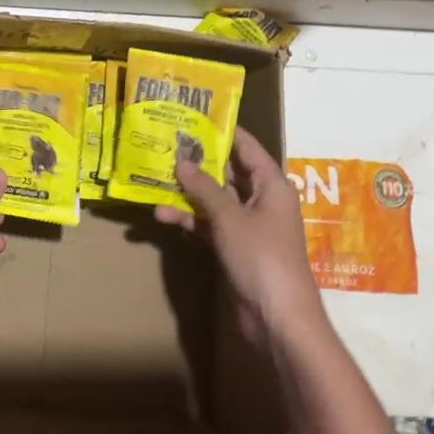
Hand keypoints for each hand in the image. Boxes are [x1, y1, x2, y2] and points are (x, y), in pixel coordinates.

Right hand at [155, 128, 321, 337]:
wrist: (278, 318)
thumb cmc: (261, 256)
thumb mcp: (230, 218)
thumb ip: (204, 188)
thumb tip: (181, 162)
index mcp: (271, 184)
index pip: (246, 146)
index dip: (222, 130)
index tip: (193, 115)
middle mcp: (260, 199)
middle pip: (227, 172)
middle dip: (197, 162)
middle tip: (165, 144)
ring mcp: (247, 225)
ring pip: (214, 199)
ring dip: (188, 194)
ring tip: (155, 179)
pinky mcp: (234, 247)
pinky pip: (209, 224)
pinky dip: (189, 220)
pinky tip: (162, 216)